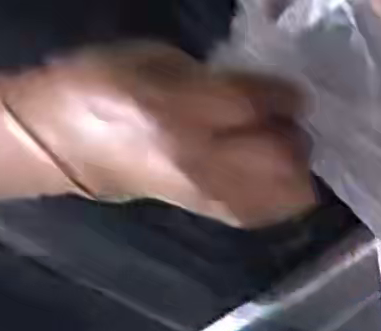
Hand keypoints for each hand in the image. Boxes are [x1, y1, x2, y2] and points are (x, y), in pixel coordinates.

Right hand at [6, 43, 316, 226]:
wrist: (82, 150)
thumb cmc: (110, 89)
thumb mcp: (155, 62)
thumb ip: (219, 80)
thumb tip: (269, 95)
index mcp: (174, 112)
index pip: (249, 107)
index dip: (283, 98)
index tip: (295, 93)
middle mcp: (203, 163)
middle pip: (282, 156)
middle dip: (294, 135)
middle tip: (287, 123)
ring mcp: (221, 197)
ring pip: (291, 189)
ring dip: (298, 165)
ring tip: (280, 147)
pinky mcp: (231, 219)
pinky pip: (284, 209)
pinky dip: (290, 188)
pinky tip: (274, 172)